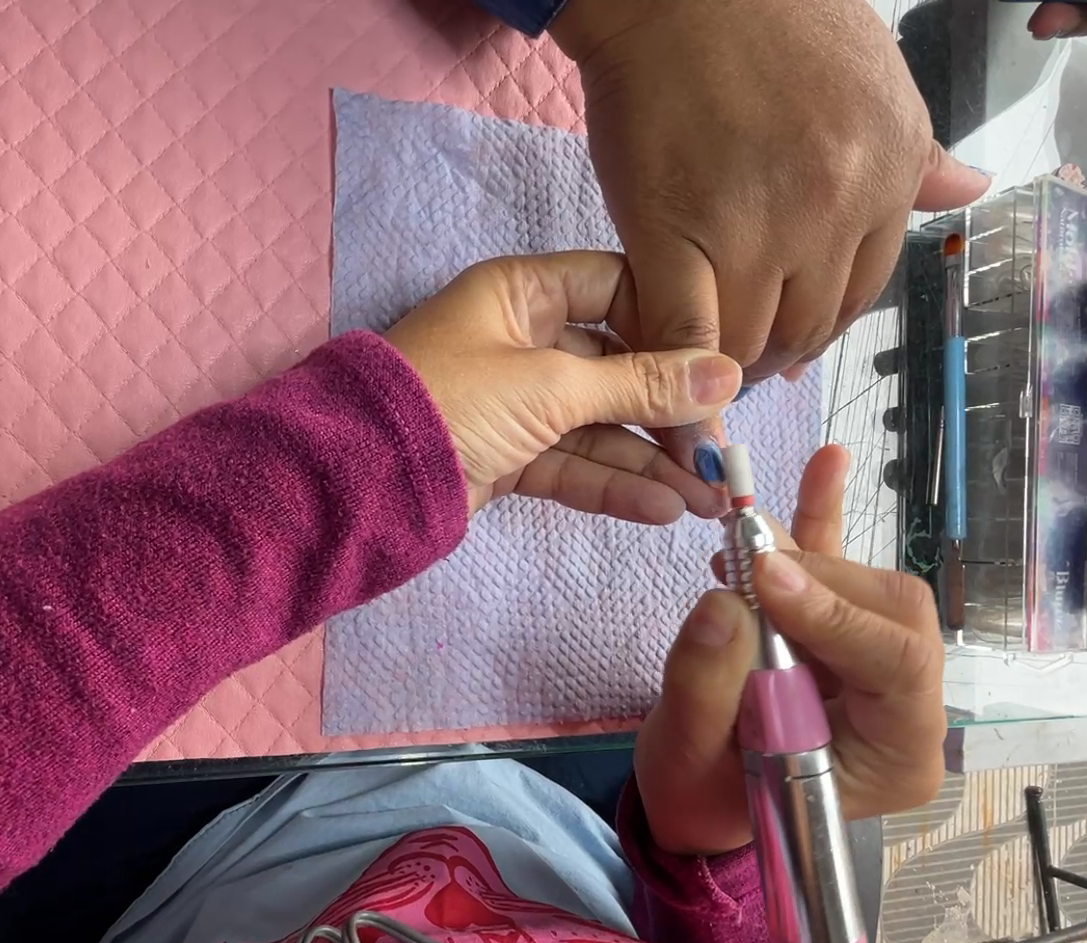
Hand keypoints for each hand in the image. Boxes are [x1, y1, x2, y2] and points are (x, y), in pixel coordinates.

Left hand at [386, 252, 741, 521]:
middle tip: (724, 456)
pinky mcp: (507, 455)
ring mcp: (514, 402)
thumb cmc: (452, 401)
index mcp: (523, 294)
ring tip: (712, 498)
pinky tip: (661, 508)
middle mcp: (522, 341)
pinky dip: (611, 485)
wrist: (362, 480)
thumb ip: (638, 383)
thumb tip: (725, 375)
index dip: (673, 327)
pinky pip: (570, 463)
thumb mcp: (548, 384)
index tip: (723, 372)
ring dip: (651, 462)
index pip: (618, 291)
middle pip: (616, 367)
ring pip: (597, 426)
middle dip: (671, 414)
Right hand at [550, 0, 990, 389]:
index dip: (815, 334)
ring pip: (744, 343)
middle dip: (769, 359)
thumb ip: (916, 154)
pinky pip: (680, 330)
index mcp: (889, 171)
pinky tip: (659, 362)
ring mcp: (756, 230)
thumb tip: (968, 192)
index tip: (781, 346)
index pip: (858, 296)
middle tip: (732, 363)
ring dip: (718, 364)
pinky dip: (669, 358)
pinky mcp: (674, 239)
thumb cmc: (768, 23)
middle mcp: (837, 210)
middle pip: (804, 331)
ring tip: (691, 361)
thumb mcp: (874, 80)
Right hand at [633, 445, 947, 855]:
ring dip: (800, 552)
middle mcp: (899, 705)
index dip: (836, 615)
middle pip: (888, 614)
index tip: (762, 579)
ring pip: (858, 584)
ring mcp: (868, 665)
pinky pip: (837, 571)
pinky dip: (824, 518)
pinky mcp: (831, 635)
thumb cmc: (697, 793)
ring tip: (739, 534)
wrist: (696, 796)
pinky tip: (827, 462)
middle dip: (814, 579)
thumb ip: (704, 687)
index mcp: (891, 755)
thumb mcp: (688, 757)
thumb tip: (725, 599)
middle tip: (741, 564)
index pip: (898, 667)